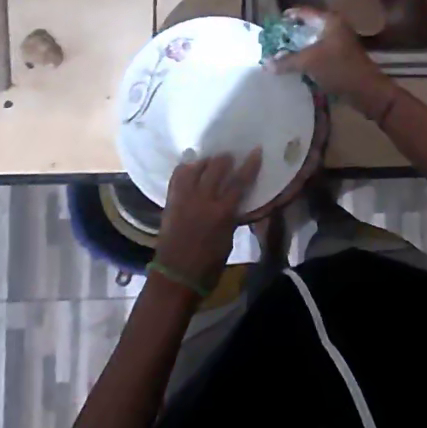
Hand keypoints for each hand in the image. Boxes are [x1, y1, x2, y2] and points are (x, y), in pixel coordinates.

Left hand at [155, 149, 261, 296]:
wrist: (176, 275)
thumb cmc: (208, 265)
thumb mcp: (228, 240)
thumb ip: (231, 217)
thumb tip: (234, 203)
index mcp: (222, 212)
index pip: (239, 182)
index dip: (249, 165)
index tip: (255, 152)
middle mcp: (203, 199)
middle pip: (216, 168)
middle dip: (224, 159)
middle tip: (230, 157)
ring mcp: (184, 198)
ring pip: (195, 168)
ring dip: (205, 161)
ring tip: (210, 161)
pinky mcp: (170, 201)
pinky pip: (177, 177)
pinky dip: (185, 169)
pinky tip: (190, 167)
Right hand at [270, 7, 394, 117]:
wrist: (367, 91)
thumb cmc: (339, 69)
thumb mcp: (309, 63)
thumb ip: (286, 61)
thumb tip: (265, 63)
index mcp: (330, 21)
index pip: (303, 12)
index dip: (286, 18)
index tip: (271, 26)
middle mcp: (334, 28)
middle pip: (306, 27)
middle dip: (289, 35)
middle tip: (271, 43)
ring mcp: (338, 43)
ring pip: (311, 41)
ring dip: (296, 48)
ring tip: (278, 55)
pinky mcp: (339, 58)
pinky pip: (317, 53)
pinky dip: (305, 58)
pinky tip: (294, 66)